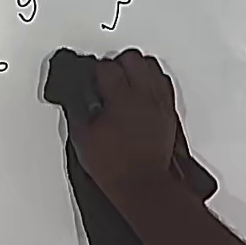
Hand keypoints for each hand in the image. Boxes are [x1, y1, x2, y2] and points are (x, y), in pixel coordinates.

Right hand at [74, 49, 182, 202]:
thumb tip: (77, 102)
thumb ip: (79, 113)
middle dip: (117, 64)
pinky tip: (143, 91)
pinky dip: (152, 81)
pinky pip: (163, 83)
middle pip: (132, 58)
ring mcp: (159, 103)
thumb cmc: (117, 167)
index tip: (91, 79)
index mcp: (121, 99)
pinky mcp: (168, 112)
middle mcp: (144, 96)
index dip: (95, 71)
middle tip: (107, 77)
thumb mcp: (84, 139)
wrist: (143, 186)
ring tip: (125, 81)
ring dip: (136, 69)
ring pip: (151, 66)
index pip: (106, 67)